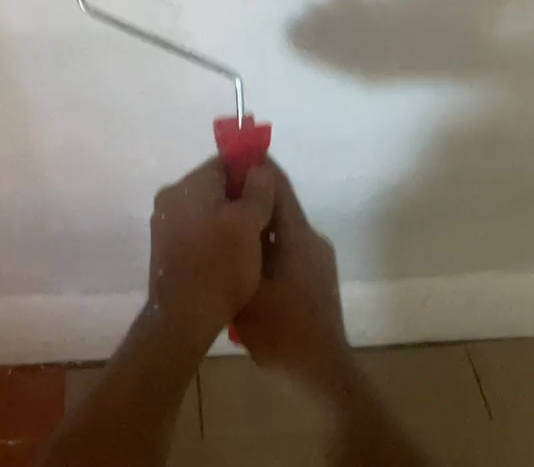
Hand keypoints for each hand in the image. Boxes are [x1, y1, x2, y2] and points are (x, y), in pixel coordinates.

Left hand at [147, 157, 275, 343]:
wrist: (184, 316)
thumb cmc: (221, 264)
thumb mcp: (250, 224)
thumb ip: (258, 190)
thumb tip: (259, 167)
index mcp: (190, 184)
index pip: (224, 162)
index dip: (248, 172)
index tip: (267, 192)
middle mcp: (170, 196)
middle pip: (212, 185)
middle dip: (236, 197)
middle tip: (261, 219)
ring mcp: (162, 222)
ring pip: (202, 208)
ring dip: (223, 217)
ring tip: (247, 240)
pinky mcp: (162, 246)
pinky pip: (191, 228)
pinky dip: (209, 234)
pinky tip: (226, 254)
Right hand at [231, 159, 352, 389]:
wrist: (320, 378)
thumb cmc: (281, 332)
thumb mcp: (247, 287)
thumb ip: (238, 245)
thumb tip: (224, 214)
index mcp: (298, 235)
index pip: (276, 183)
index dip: (253, 164)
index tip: (227, 155)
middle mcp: (311, 240)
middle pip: (278, 204)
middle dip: (247, 196)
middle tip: (213, 197)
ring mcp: (316, 260)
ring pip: (280, 229)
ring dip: (254, 224)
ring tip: (221, 228)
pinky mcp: (315, 279)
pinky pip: (285, 249)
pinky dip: (263, 246)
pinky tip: (239, 262)